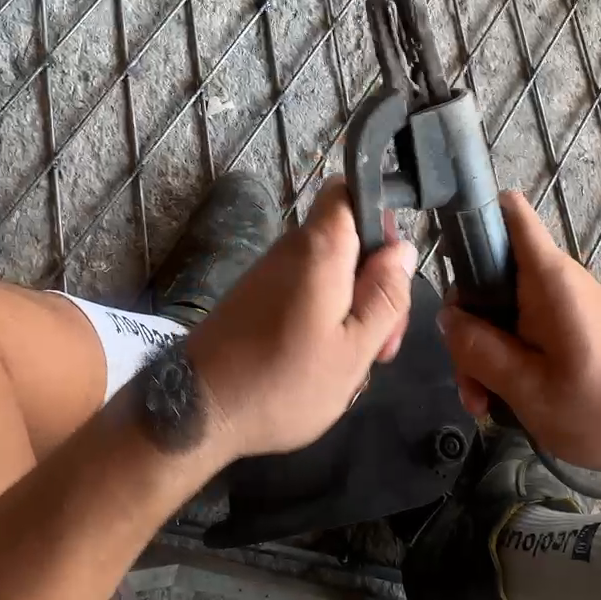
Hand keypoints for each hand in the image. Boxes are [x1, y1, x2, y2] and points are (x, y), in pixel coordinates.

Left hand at [184, 178, 416, 459]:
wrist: (198, 410)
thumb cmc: (283, 381)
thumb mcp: (354, 349)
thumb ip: (385, 296)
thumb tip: (402, 249)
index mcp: (321, 248)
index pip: (350, 190)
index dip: (380, 214)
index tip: (393, 267)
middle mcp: (294, 248)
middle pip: (350, 240)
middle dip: (376, 282)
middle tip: (383, 342)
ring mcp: (274, 272)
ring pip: (333, 272)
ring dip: (354, 310)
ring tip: (356, 363)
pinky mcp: (260, 296)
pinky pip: (309, 291)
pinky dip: (327, 319)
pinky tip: (328, 362)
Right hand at [437, 190, 600, 480]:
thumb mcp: (528, 387)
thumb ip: (479, 348)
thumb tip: (447, 318)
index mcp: (547, 276)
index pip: (509, 211)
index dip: (472, 213)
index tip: (441, 246)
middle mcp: (553, 280)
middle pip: (489, 273)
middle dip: (468, 320)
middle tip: (466, 377)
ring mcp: (561, 305)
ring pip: (502, 309)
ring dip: (484, 351)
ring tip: (483, 405)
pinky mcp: (569, 329)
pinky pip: (523, 329)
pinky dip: (506, 360)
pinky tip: (501, 402)